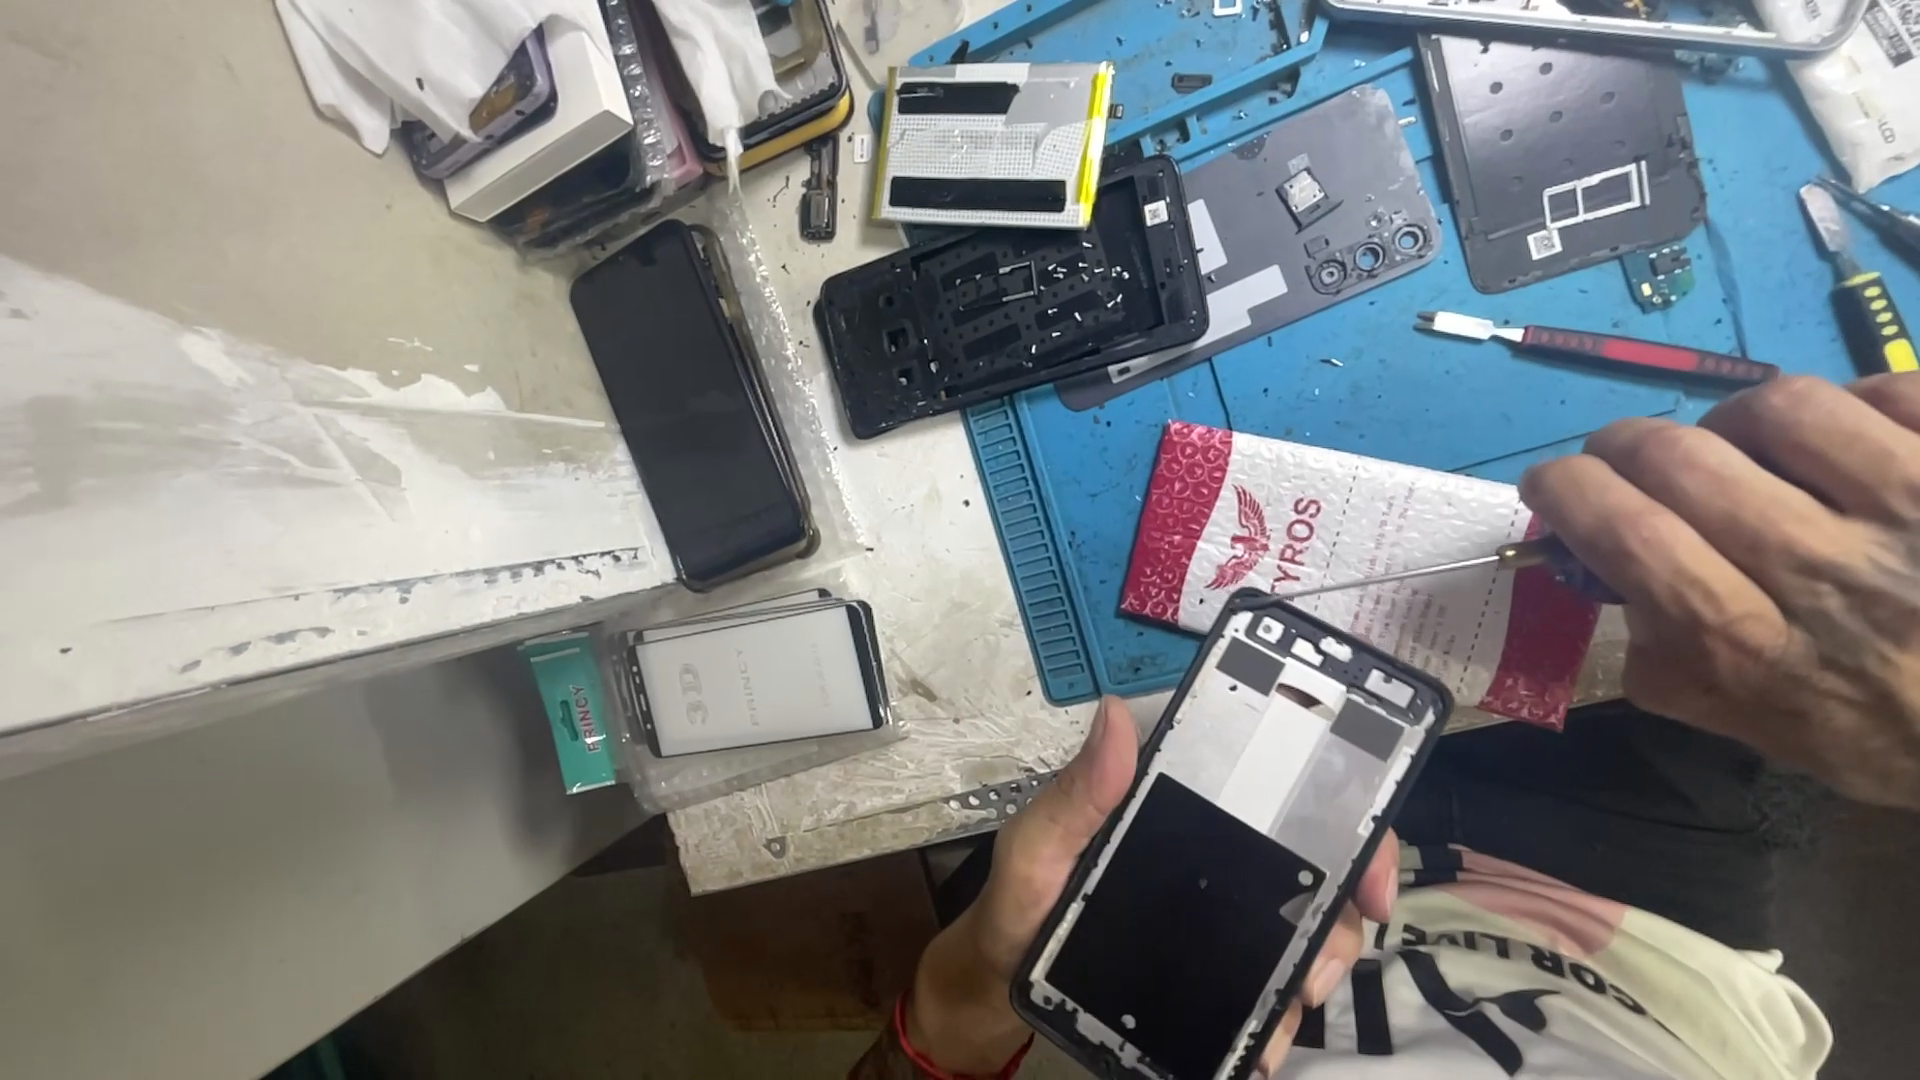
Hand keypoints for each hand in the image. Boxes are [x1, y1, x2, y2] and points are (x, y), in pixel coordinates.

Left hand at [907, 696, 1400, 1076]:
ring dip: (1316, 963)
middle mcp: (1204, 846)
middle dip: (1341, 904)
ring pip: (1301, 922)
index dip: (1330, 803)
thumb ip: (1076, 793)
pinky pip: (1267, 979)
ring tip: (1289, 1005)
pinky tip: (1266, 1038)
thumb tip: (1116, 714)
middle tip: (1319, 958)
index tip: (1362, 856)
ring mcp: (1213, 905)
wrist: (1004, 982)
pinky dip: (1282, 1009)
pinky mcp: (1210, 960)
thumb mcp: (1037, 845)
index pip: (1260, 780)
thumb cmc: (1019, 900)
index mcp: (1170, 801)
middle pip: (1305, 857)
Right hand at [1520, 374, 1919, 807]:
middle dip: (1620, 443)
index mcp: (1739, 638)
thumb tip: (1599, 567)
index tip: (1552, 485)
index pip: (1617, 527)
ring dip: (1731, 420)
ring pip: (1776, 406)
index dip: (1561, 486)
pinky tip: (1847, 446)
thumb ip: (1650, 644)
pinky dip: (1850, 406)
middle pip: (1674, 455)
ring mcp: (1914, 512)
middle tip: (1626, 460)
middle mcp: (1819, 570)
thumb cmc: (1877, 730)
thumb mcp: (1732, 715)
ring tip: (1745, 449)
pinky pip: (1891, 390)